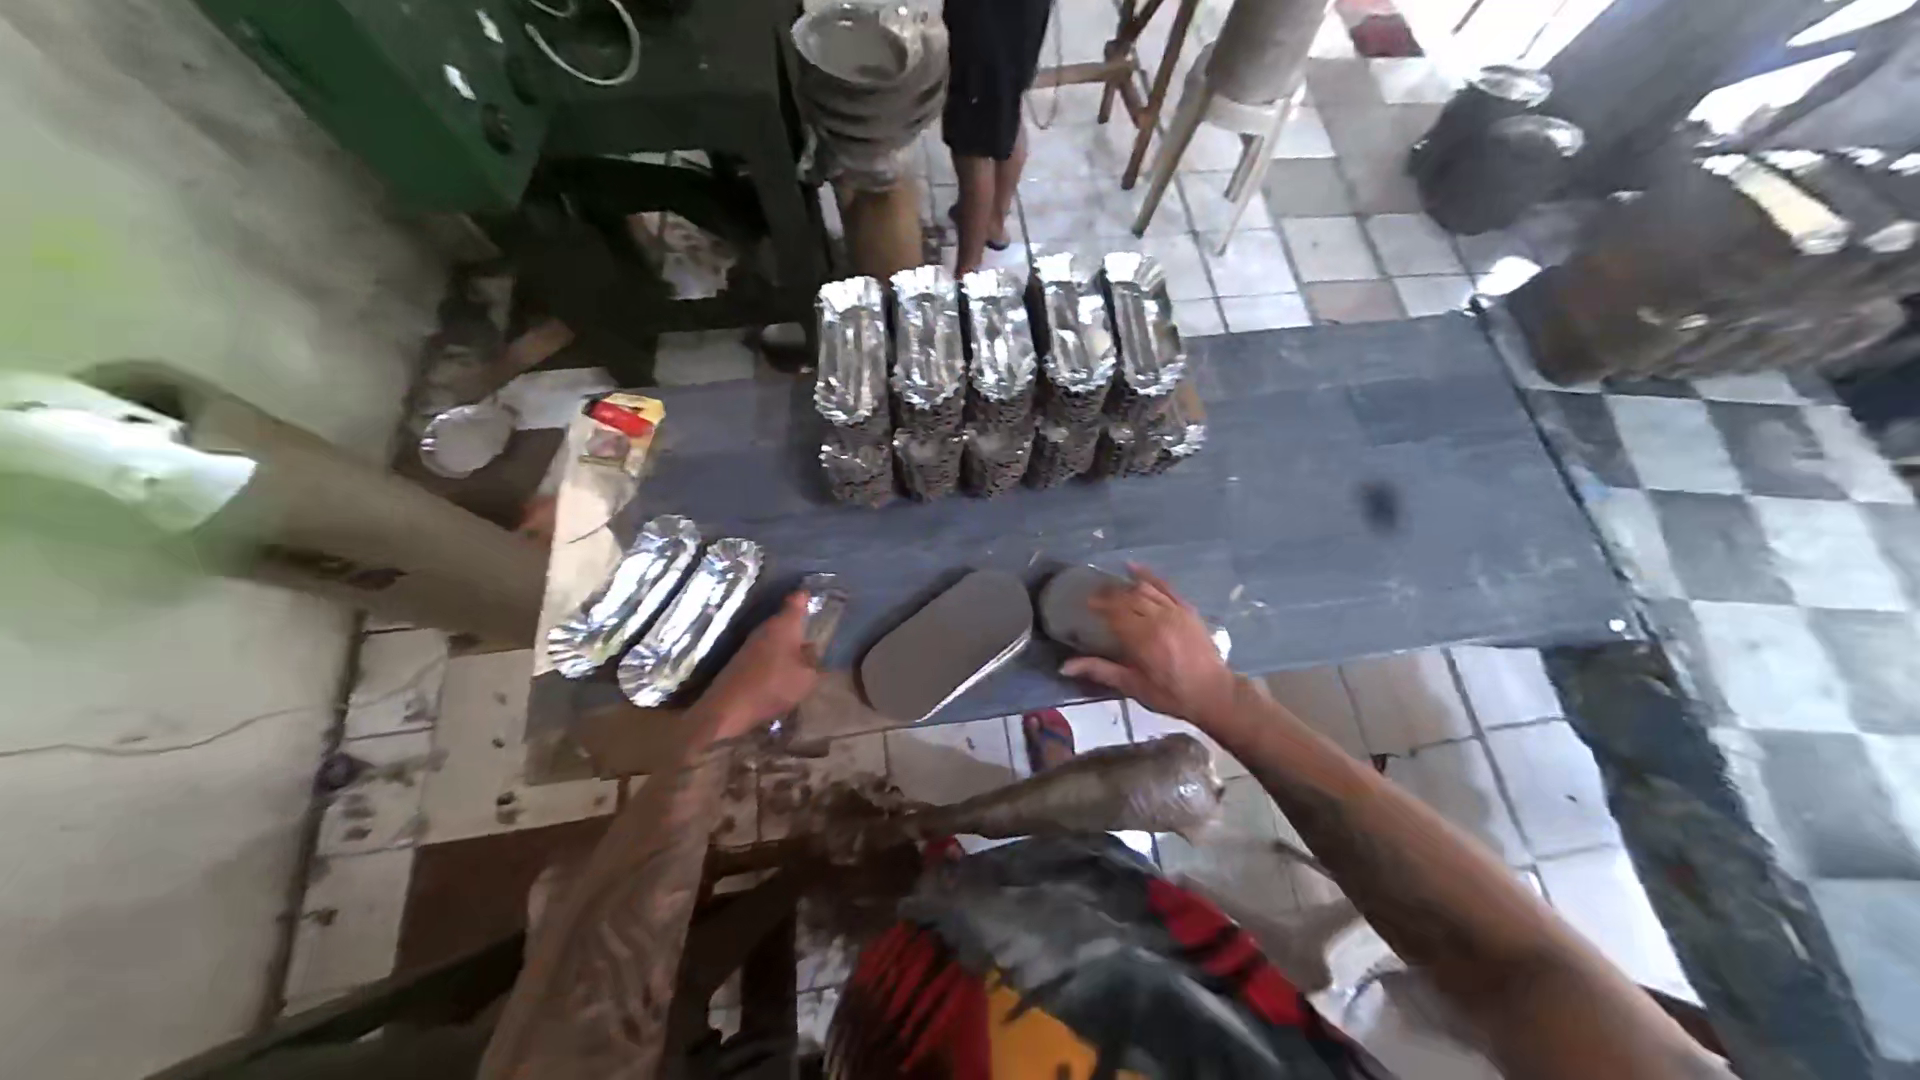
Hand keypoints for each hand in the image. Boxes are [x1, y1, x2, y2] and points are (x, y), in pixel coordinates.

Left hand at [699, 590, 820, 738]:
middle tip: (818, 631)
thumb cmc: (772, 686)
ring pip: (776, 637)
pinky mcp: (742, 660)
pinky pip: (767, 652)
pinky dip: (777, 657)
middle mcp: (766, 629)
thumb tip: (812, 651)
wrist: (727, 709)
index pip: (796, 601)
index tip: (814, 594)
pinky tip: (786, 672)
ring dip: (789, 644)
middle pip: (786, 620)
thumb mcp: (806, 678)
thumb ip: (814, 662)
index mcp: (784, 626)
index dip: (806, 596)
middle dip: (800, 625)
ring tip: (805, 655)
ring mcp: (751, 644)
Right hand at [1060, 564, 1239, 725]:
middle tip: (1095, 596)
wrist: (1214, 693)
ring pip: (1144, 589)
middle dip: (1109, 594)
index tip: (1087, 603)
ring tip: (1111, 587)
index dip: (1100, 605)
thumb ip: (1100, 671)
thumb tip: (1065, 667)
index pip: (1115, 612)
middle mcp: (1158, 619)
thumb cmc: (1170, 693)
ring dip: (1125, 586)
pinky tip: (1134, 568)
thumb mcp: (1133, 686)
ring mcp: (1174, 611)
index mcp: (1142, 639)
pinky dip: (1148, 575)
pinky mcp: (1187, 609)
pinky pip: (1165, 586)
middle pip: (1128, 597)